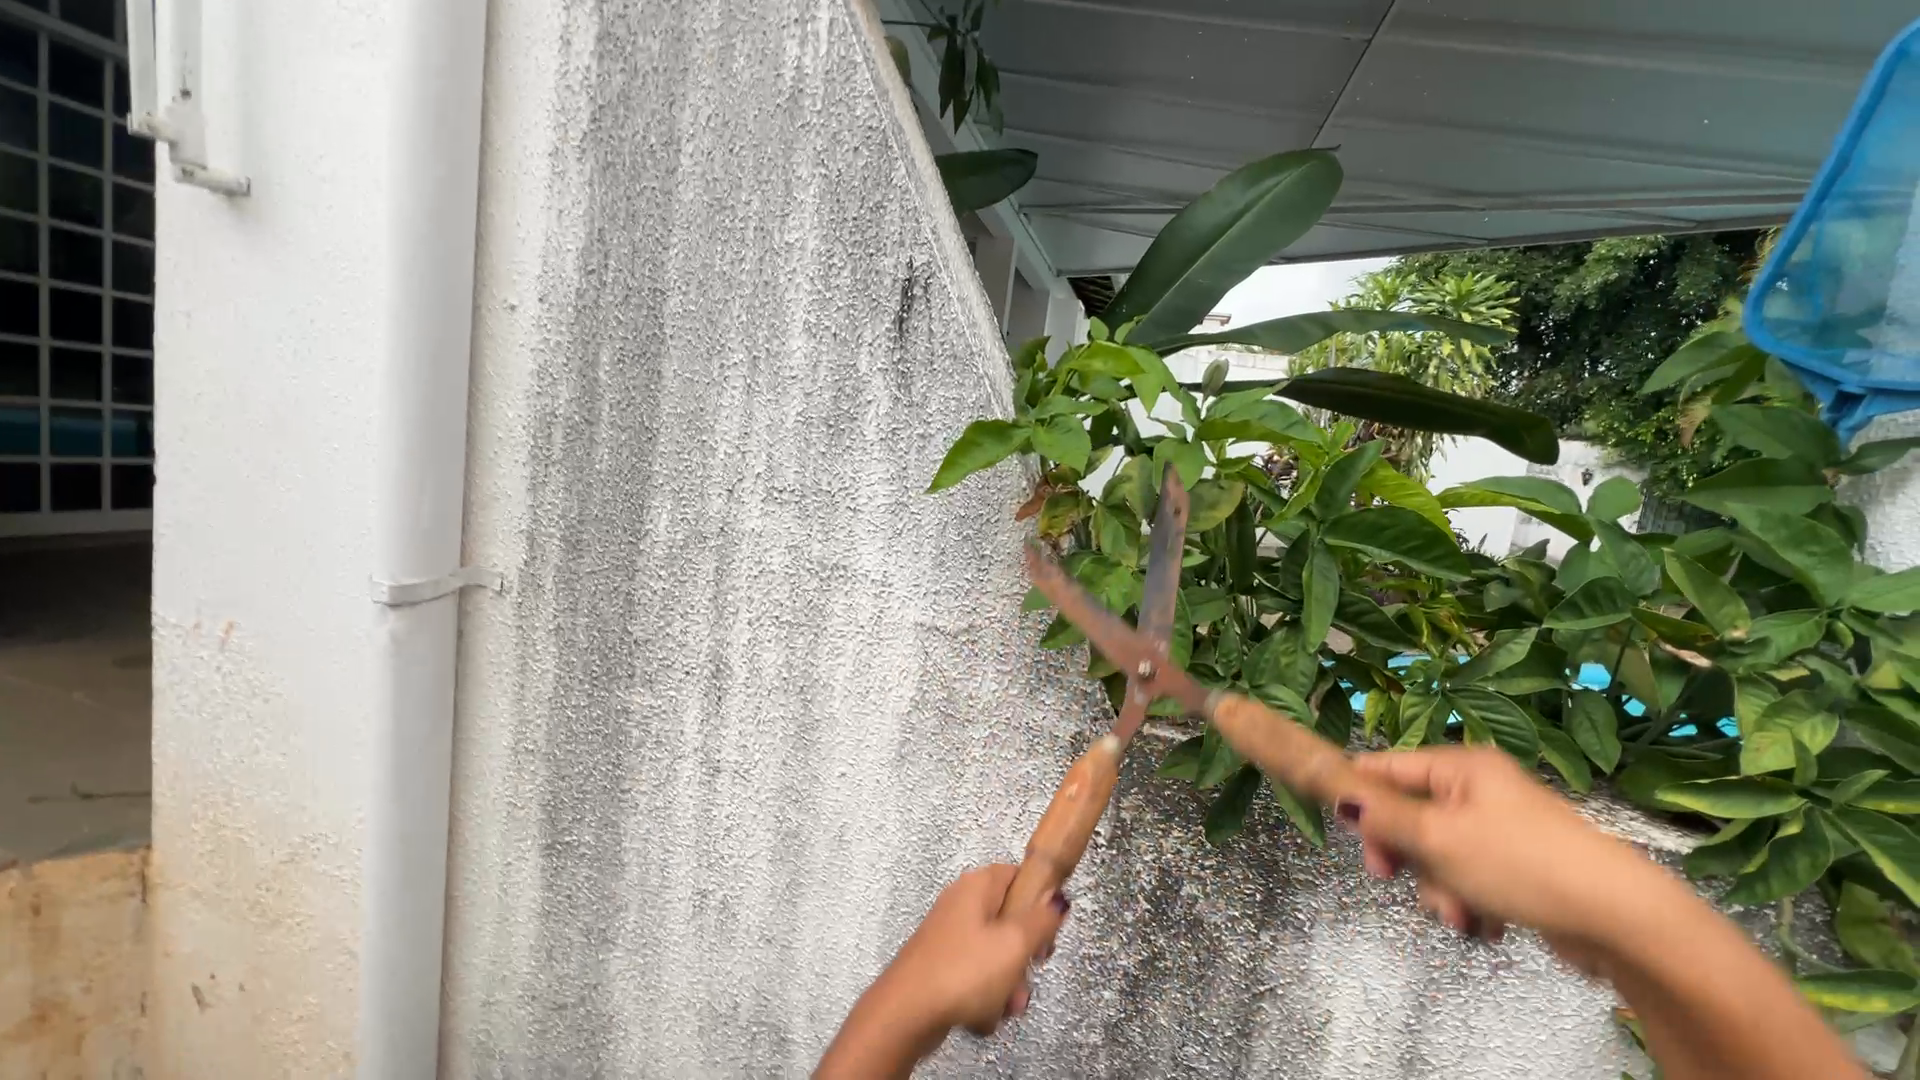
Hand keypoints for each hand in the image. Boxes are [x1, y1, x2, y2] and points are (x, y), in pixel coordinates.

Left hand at [816, 866, 1068, 1077]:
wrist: (906, 1013)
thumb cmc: (963, 971)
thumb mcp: (1014, 943)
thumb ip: (1041, 918)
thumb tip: (1057, 897)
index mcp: (978, 885)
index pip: (1019, 875)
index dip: (1040, 901)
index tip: (1049, 930)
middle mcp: (961, 903)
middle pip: (1009, 919)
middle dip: (1024, 954)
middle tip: (1028, 970)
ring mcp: (949, 934)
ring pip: (995, 954)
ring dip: (1007, 983)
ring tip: (1005, 1003)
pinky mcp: (941, 964)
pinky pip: (975, 976)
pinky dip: (984, 996)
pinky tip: (982, 1014)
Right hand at [1340, 745, 1679, 961]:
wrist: (1622, 921)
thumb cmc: (1520, 864)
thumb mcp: (1437, 838)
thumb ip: (1382, 817)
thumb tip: (1343, 798)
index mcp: (1460, 767)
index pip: (1386, 767)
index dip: (1359, 794)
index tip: (1344, 830)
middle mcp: (1478, 791)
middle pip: (1408, 816)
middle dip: (1404, 856)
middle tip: (1390, 877)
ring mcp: (1499, 831)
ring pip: (1435, 855)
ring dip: (1437, 889)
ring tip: (1460, 914)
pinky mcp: (1517, 869)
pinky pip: (1467, 879)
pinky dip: (1468, 903)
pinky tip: (1485, 924)